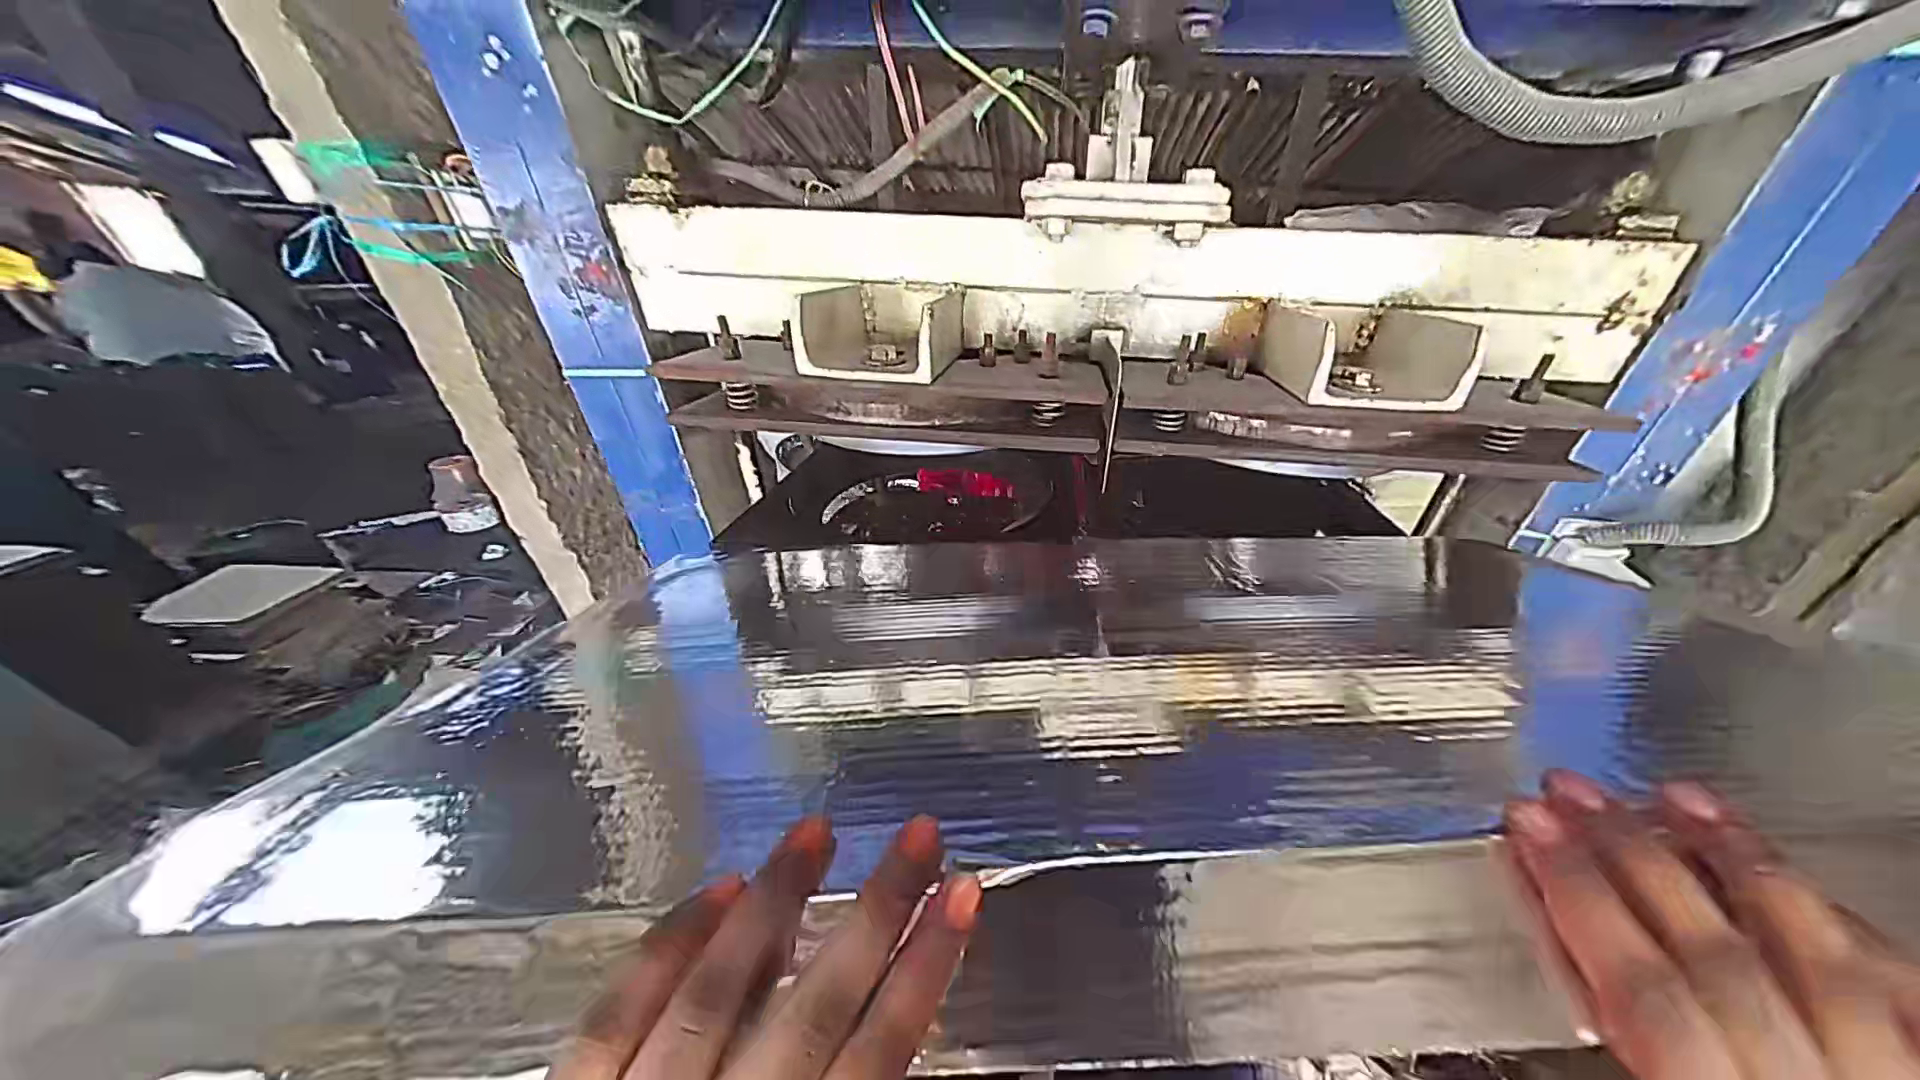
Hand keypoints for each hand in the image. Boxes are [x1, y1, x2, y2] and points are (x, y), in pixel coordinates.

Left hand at [551, 815, 978, 1079]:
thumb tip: (894, 1025)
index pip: (880, 1051)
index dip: (927, 966)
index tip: (964, 893)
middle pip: (818, 1004)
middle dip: (878, 911)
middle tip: (921, 834)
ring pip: (720, 989)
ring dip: (775, 900)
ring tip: (819, 830)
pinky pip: (620, 1012)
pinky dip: (671, 944)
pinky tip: (720, 887)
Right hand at [1507, 770, 1919, 1079]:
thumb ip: (1595, 1003)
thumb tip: (1538, 899)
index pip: (1638, 985)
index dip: (1576, 889)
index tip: (1528, 822)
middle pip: (1715, 954)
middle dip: (1629, 853)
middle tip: (1573, 791)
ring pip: (1818, 959)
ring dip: (1735, 861)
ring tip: (1676, 796)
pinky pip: (1900, 985)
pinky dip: (1837, 918)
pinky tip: (1782, 869)